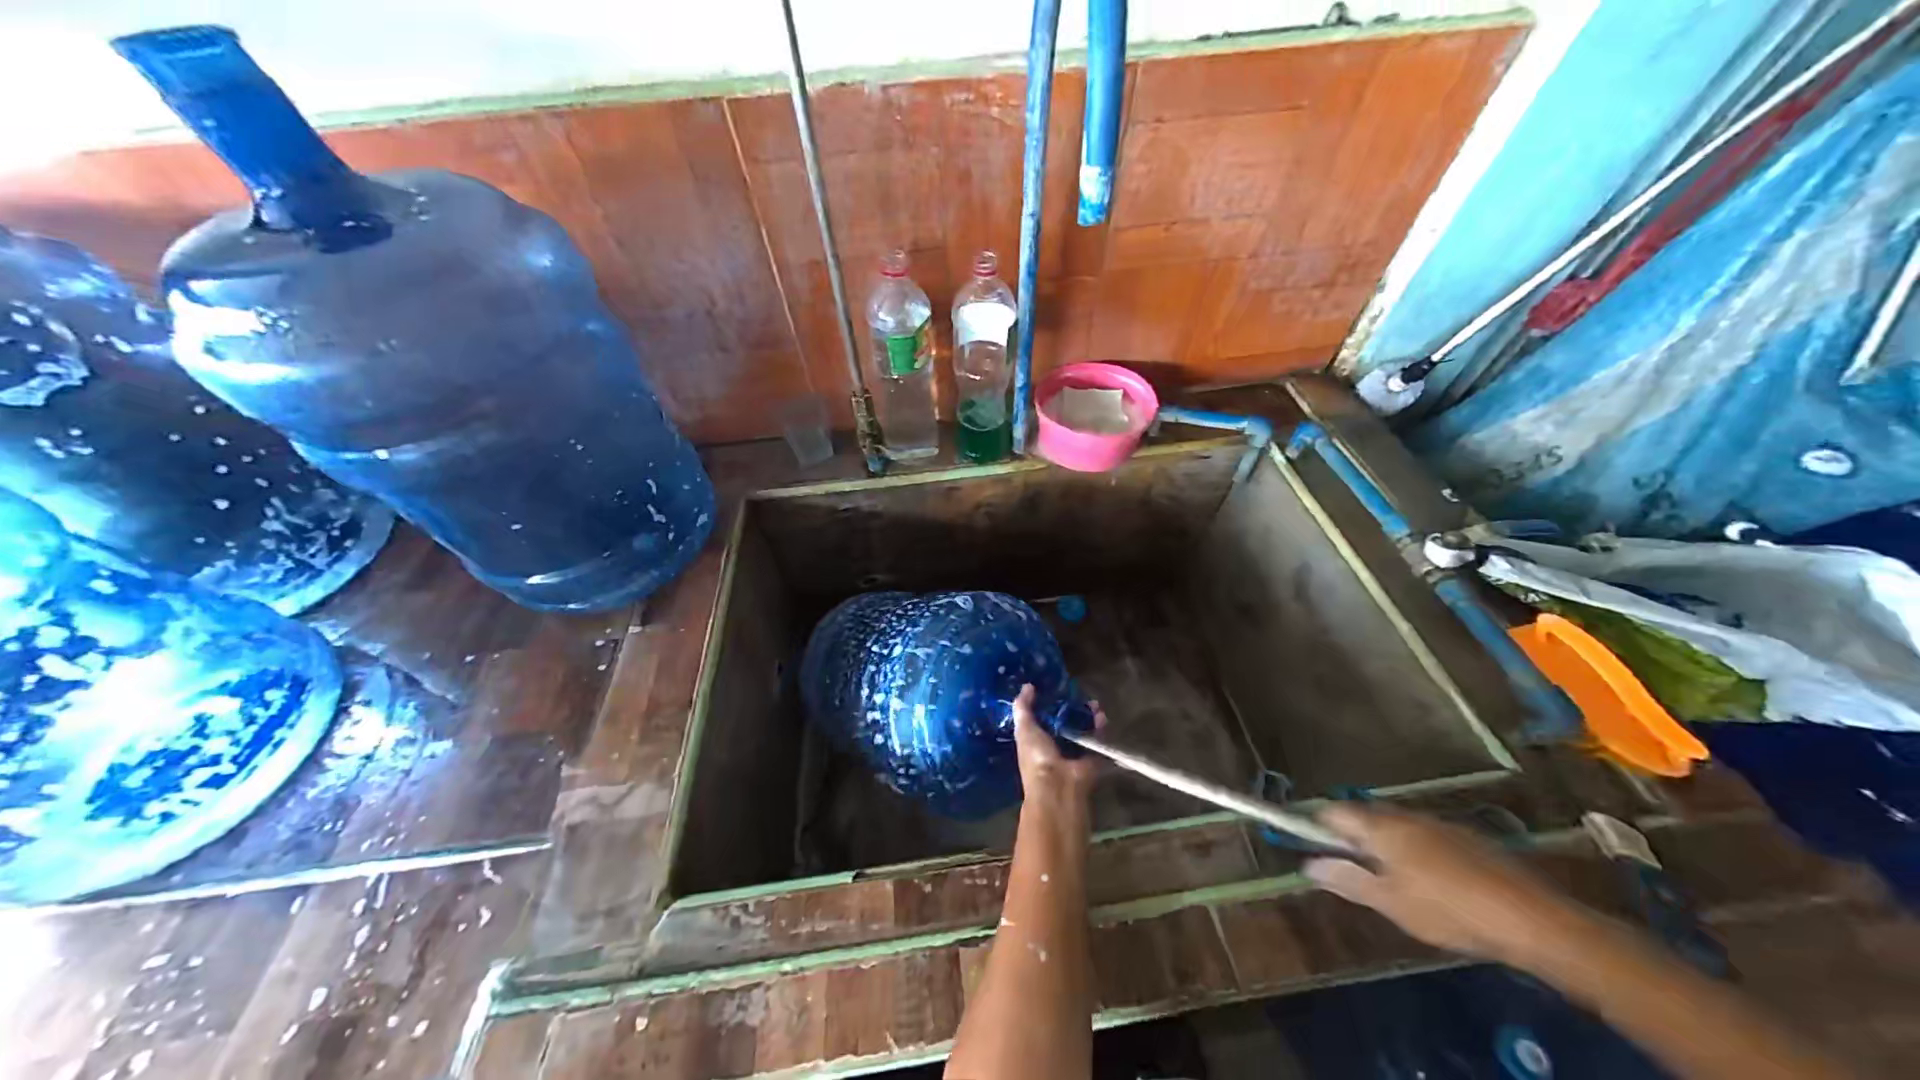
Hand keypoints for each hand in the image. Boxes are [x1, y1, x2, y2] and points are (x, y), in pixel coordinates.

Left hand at [1010, 684, 1101, 804]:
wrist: (1058, 785)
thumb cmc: (1036, 757)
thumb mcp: (1024, 729)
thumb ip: (1023, 707)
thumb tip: (1027, 686)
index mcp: (1036, 741)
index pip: (1043, 719)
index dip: (1049, 705)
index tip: (1055, 689)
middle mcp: (1055, 747)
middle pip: (1065, 723)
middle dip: (1072, 709)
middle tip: (1077, 695)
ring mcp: (1074, 753)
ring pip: (1083, 729)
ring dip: (1088, 716)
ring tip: (1093, 703)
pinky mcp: (1092, 758)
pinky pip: (1097, 739)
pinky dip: (1100, 727)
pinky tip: (1101, 715)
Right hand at [1303, 804, 1592, 964]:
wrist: (1534, 920)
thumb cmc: (1449, 911)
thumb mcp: (1390, 903)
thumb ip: (1347, 880)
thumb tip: (1307, 864)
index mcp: (1381, 827)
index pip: (1334, 811)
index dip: (1316, 823)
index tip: (1308, 842)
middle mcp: (1406, 815)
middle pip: (1364, 813)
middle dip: (1350, 832)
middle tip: (1347, 864)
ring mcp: (1439, 823)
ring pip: (1396, 823)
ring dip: (1382, 839)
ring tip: (1385, 874)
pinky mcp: (1467, 837)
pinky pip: (1424, 833)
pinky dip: (1412, 846)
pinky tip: (1427, 877)